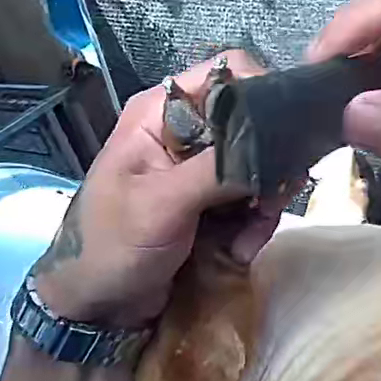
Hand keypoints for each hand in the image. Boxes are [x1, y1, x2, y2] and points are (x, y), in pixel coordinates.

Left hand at [29, 51, 275, 328]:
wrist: (95, 306)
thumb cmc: (112, 245)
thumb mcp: (163, 204)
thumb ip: (218, 170)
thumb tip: (274, 145)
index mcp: (162, 112)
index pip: (227, 74)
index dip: (263, 94)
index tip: (285, 135)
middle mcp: (185, 132)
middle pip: (252, 125)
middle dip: (267, 165)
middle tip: (271, 200)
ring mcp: (200, 169)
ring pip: (259, 167)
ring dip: (262, 204)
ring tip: (246, 237)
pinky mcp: (212, 201)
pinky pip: (252, 200)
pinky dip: (253, 225)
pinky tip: (237, 250)